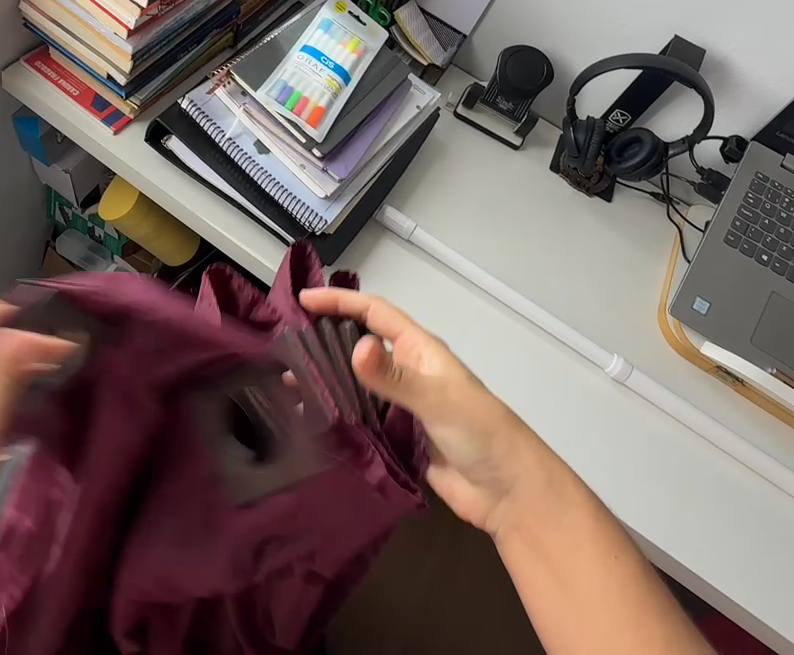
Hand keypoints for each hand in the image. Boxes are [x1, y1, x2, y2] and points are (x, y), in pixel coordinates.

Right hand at [299, 288, 558, 535]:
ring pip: (356, 384)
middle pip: (360, 345)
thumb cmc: (480, 432)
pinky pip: (360, 419)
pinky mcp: (398, 438)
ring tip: (289, 384)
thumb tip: (355, 346)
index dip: (340, 302)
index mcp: (420, 350)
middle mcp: (408, 371)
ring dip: (327, 380)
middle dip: (326, 340)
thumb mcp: (437, 398)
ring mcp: (402, 406)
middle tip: (286, 345)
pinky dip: (336, 415)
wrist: (508, 493)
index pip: (375, 313)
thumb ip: (395, 375)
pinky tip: (311, 420)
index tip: (304, 300)